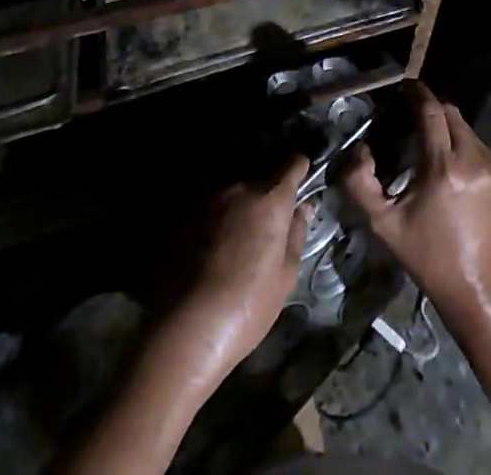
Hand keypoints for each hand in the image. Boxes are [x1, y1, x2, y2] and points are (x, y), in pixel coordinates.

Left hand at [154, 155, 313, 381]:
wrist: (188, 326)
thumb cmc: (250, 304)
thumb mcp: (286, 274)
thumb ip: (296, 232)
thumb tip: (304, 206)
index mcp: (270, 199)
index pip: (291, 164)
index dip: (300, 169)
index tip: (303, 179)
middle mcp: (239, 189)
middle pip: (262, 181)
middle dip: (270, 197)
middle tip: (273, 227)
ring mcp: (209, 200)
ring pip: (236, 195)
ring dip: (243, 208)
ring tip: (244, 243)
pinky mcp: (186, 216)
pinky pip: (214, 209)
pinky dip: (221, 220)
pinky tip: (220, 250)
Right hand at [343, 82, 490, 324]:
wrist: (478, 286)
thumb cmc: (427, 255)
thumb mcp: (383, 223)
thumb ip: (360, 183)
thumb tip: (360, 150)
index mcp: (442, 168)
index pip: (431, 113)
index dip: (417, 94)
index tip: (403, 86)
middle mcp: (473, 160)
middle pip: (451, 113)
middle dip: (430, 105)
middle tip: (408, 107)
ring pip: (466, 128)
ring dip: (445, 123)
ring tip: (423, 132)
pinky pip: (477, 145)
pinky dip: (458, 140)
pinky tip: (444, 156)